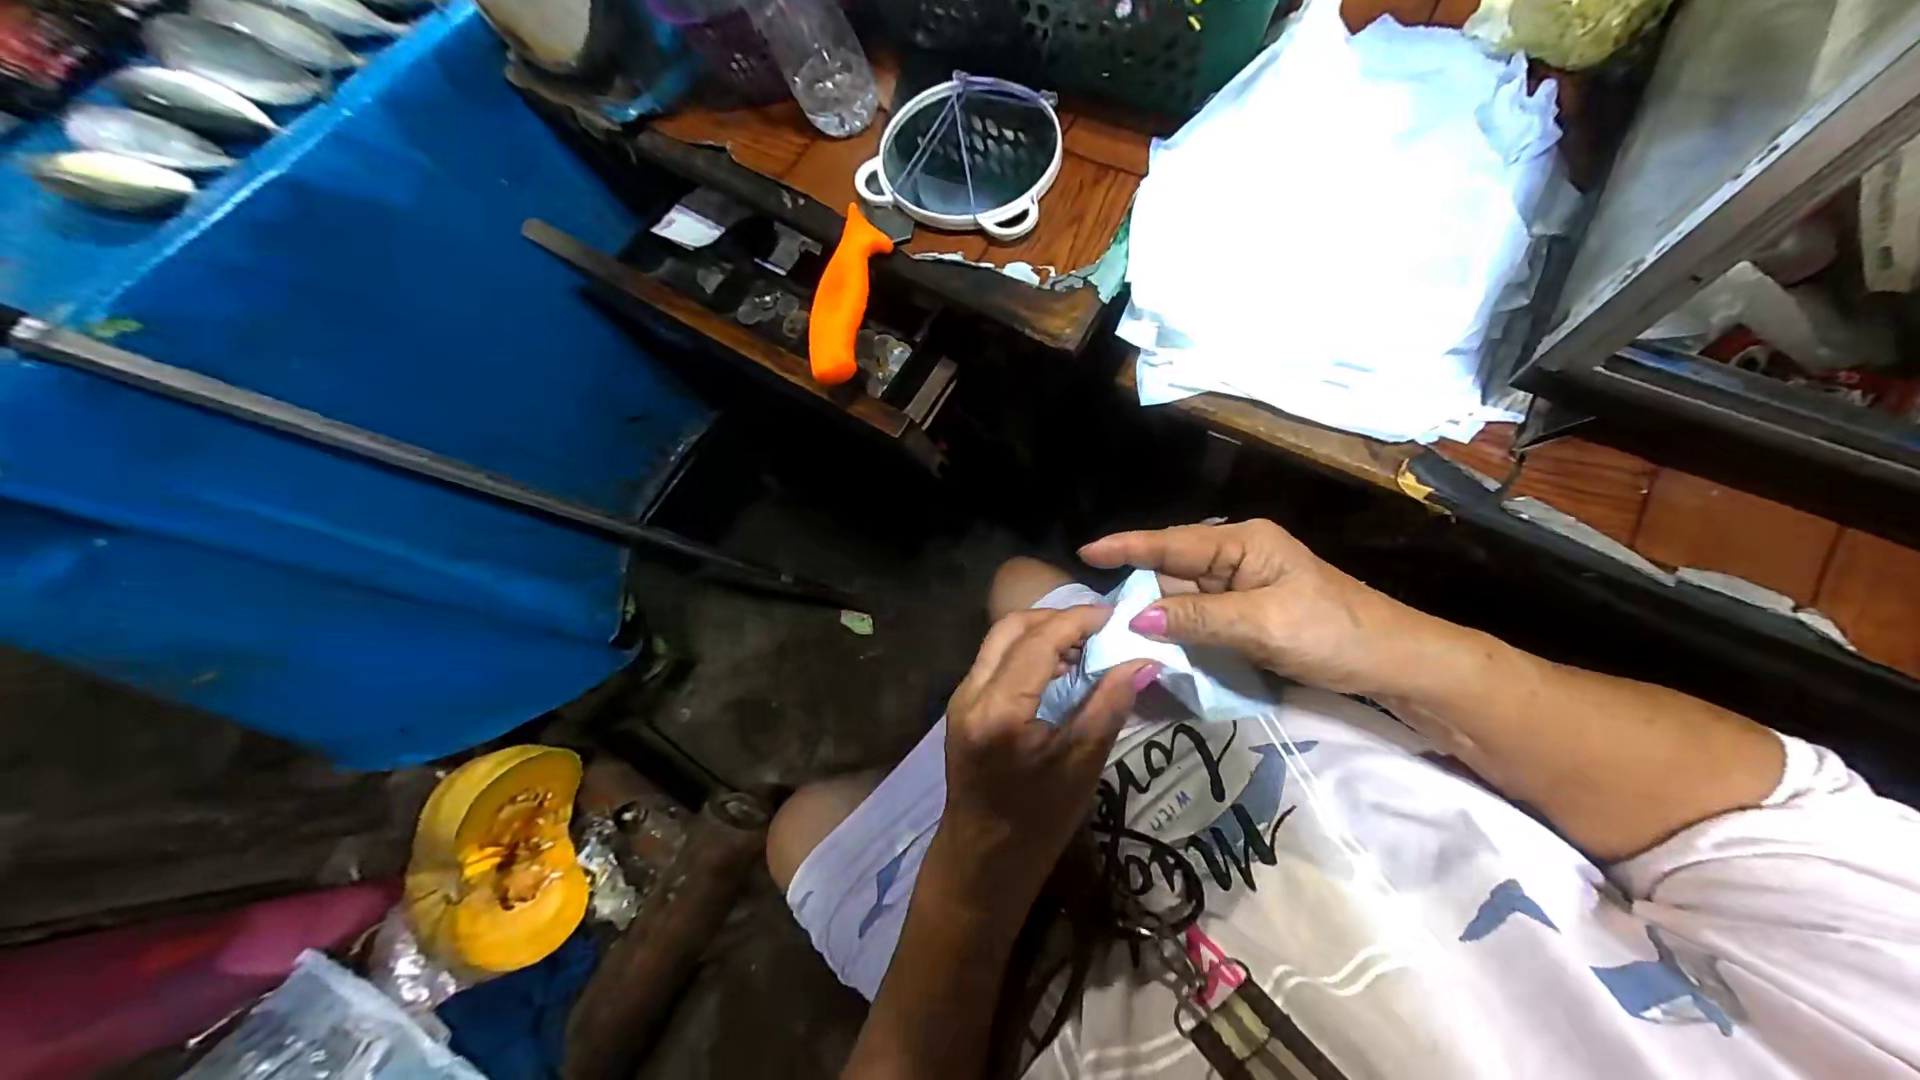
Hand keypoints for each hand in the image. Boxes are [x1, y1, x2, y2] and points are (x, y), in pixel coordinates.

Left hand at [938, 605, 1158, 908]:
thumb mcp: (1082, 766)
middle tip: (1099, 628)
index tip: (1115, 617)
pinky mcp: (962, 705)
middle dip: (1057, 618)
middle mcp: (971, 693)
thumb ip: (1110, 705)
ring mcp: (961, 697)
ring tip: (1084, 645)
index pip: (1040, 640)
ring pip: (999, 640)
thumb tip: (1143, 661)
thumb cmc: (1037, 823)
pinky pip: (995, 660)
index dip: (1079, 620)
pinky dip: (1026, 651)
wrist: (982, 859)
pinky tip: (1058, 668)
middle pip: (1011, 627)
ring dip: (1040, 632)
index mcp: (999, 710)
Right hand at [1080, 519, 1419, 695]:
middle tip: (1093, 613)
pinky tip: (1152, 644)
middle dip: (1135, 589)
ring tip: (1111, 631)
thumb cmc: (1334, 632)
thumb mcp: (1263, 624)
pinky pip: (1198, 618)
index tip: (1085, 552)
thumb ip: (1198, 619)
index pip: (1173, 543)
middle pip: (1171, 571)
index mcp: (1242, 543)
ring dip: (1153, 615)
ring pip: (1181, 597)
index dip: (1127, 547)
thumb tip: (1138, 618)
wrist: (1394, 663)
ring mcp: (1239, 587)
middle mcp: (1235, 558)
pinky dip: (1176, 631)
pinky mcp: (1244, 613)